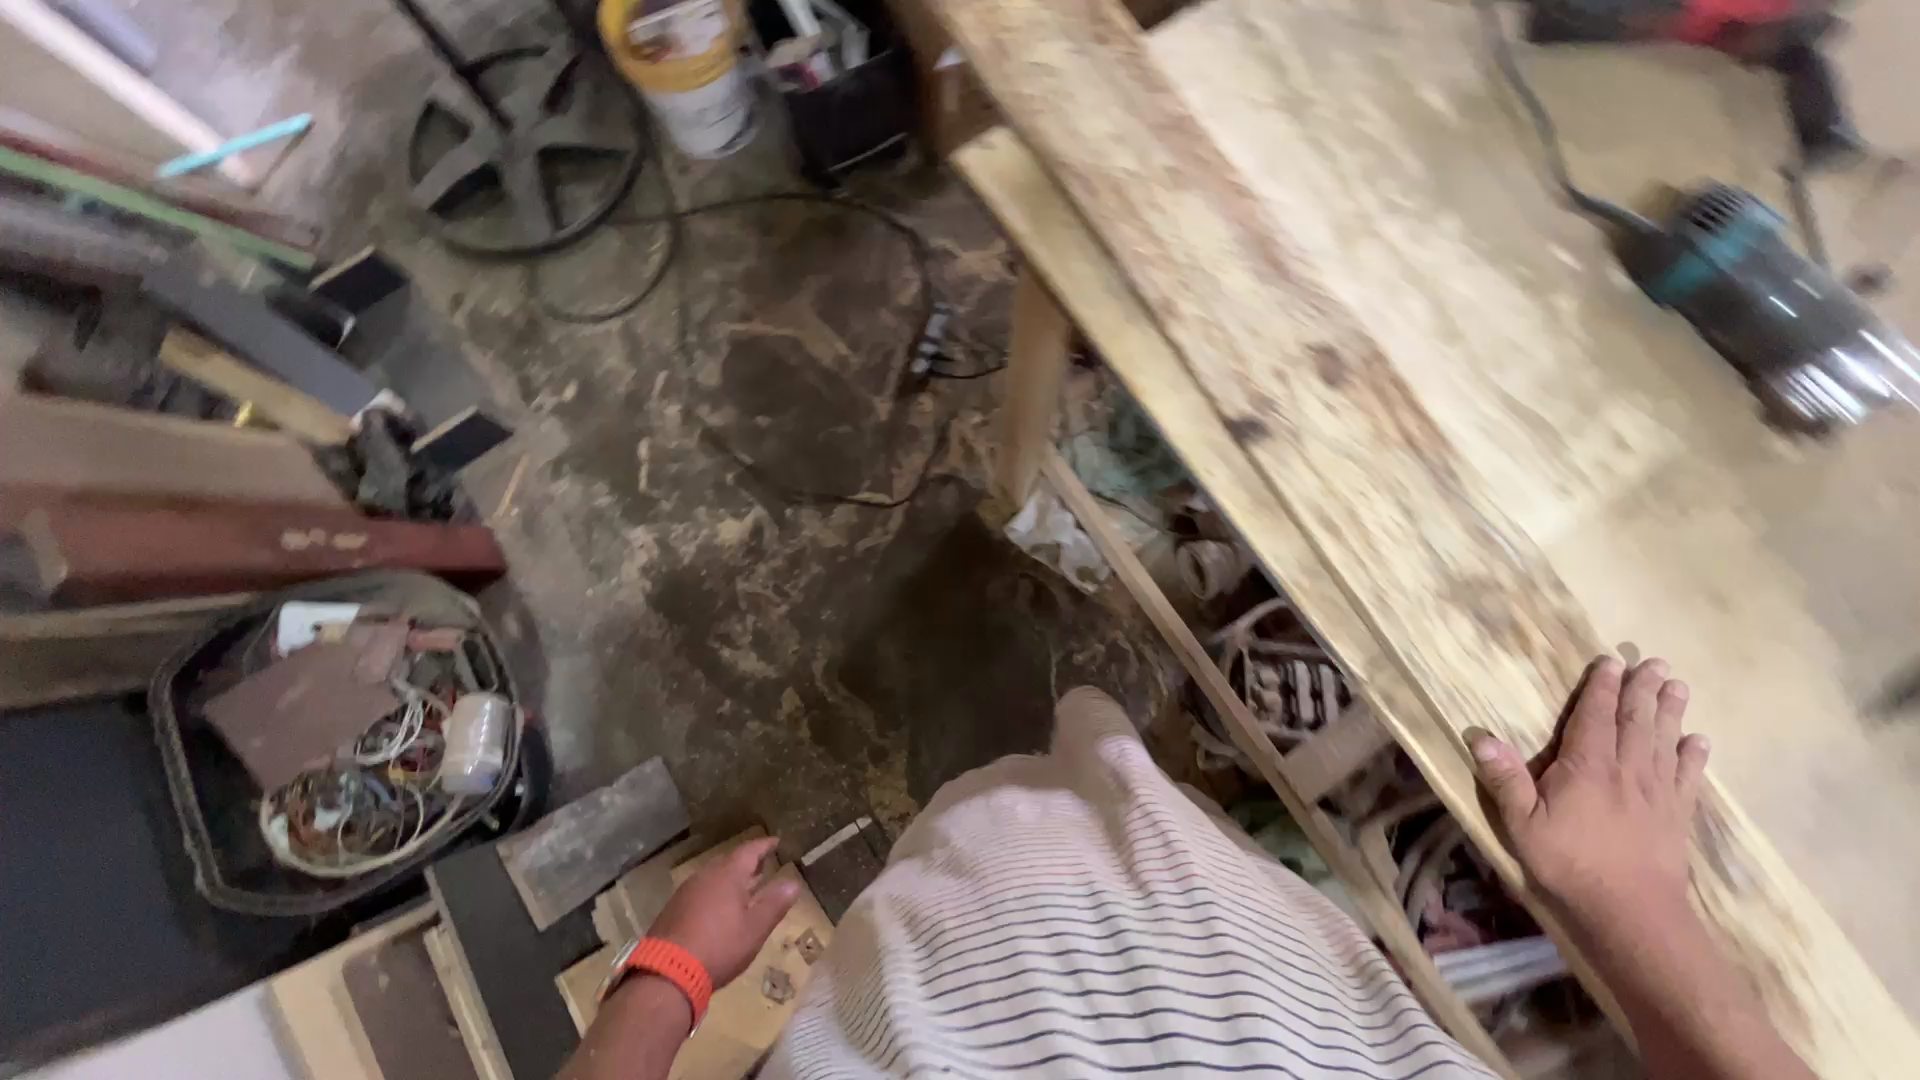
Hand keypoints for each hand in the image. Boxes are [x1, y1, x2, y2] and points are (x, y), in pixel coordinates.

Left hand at [646, 836, 801, 986]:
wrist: (666, 973)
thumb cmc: (719, 947)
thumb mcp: (754, 928)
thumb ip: (775, 904)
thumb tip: (793, 882)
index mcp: (728, 874)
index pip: (750, 850)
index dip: (765, 845)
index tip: (776, 842)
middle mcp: (706, 876)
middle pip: (729, 861)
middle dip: (747, 862)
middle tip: (762, 864)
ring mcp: (686, 892)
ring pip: (713, 876)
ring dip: (730, 878)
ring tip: (743, 886)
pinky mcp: (673, 910)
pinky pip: (700, 891)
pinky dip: (715, 892)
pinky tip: (718, 908)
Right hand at [1466, 656, 1709, 934]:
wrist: (1632, 911)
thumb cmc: (1568, 862)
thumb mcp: (1521, 822)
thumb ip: (1504, 779)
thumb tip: (1480, 736)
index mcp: (1587, 768)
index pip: (1595, 718)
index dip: (1601, 689)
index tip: (1609, 662)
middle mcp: (1627, 772)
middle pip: (1637, 722)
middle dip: (1642, 690)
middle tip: (1652, 662)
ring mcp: (1657, 794)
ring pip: (1665, 742)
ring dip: (1670, 712)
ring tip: (1677, 685)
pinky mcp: (1676, 816)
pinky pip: (1688, 778)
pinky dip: (1694, 757)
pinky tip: (1698, 741)